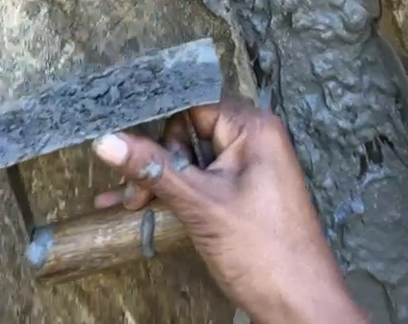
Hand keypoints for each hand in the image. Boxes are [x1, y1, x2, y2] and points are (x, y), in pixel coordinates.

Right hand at [92, 99, 365, 323]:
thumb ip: (152, 168)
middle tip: (134, 194)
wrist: (303, 313)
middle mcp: (253, 138)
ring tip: (130, 204)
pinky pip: (200, 180)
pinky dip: (174, 192)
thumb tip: (104, 140)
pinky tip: (140, 206)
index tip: (124, 144)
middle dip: (156, 162)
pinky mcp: (242, 192)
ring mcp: (249, 166)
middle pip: (187, 132)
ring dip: (159, 180)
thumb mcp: (200, 205)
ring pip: (190, 159)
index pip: (189, 105)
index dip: (158, 127)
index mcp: (252, 127)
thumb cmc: (262, 253)